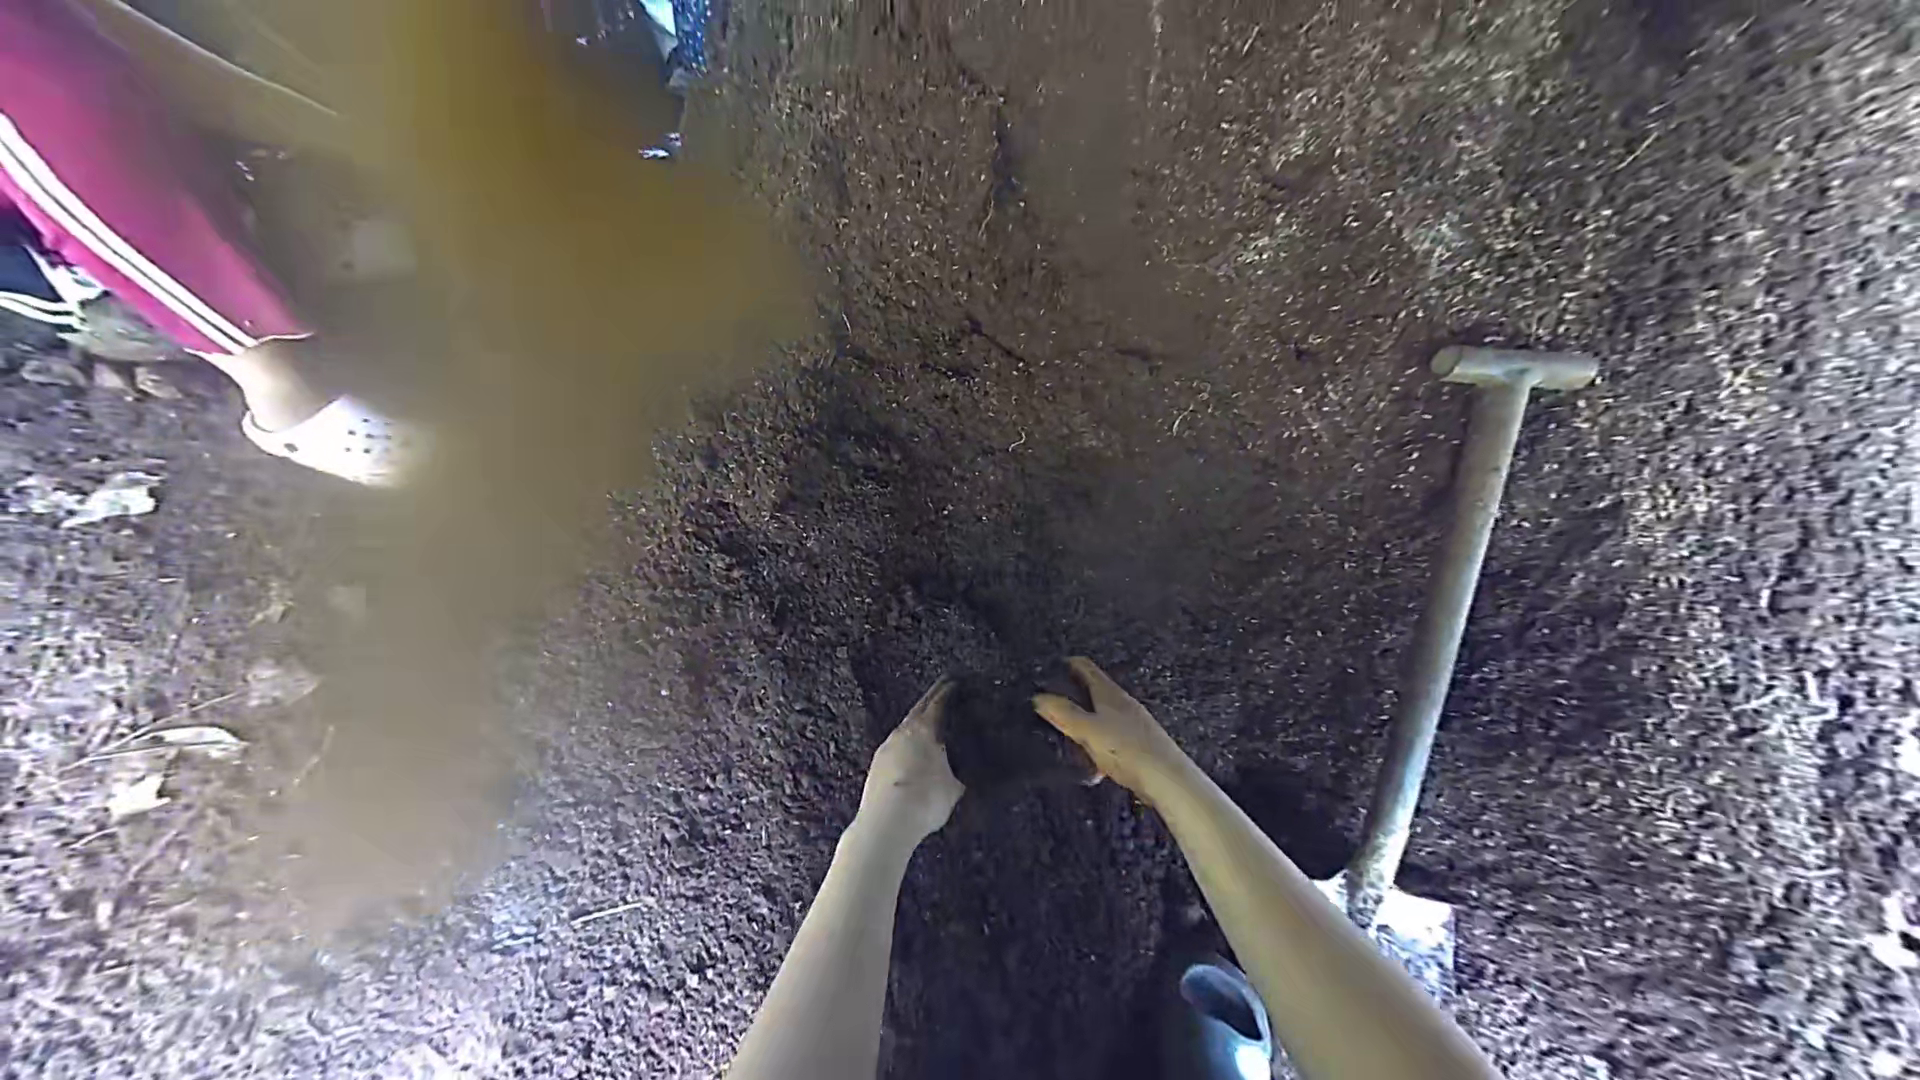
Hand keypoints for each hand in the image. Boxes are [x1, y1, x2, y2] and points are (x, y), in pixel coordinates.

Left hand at [859, 677, 964, 842]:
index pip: (938, 702)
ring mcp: (887, 746)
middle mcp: (903, 731)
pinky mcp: (877, 763)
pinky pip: (896, 743)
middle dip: (931, 698)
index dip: (948, 691)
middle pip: (919, 708)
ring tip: (929, 721)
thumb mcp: (955, 786)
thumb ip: (960, 770)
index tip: (955, 682)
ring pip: (905, 726)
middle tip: (943, 690)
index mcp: (925, 729)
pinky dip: (907, 740)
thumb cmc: (925, 800)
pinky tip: (911, 749)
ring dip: (917, 720)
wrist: (886, 823)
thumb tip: (966, 766)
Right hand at [1032, 657, 1187, 798]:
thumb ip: (1063, 713)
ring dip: (1086, 719)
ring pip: (1104, 715)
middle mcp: (1123, 703)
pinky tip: (1093, 764)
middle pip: (1096, 690)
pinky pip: (1112, 738)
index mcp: (1109, 693)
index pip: (1086, 668)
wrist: (1167, 780)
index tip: (1051, 667)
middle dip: (1075, 692)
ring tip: (1067, 731)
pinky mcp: (1140, 745)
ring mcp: (1134, 724)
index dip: (1069, 664)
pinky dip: (1099, 744)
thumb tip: (1040, 696)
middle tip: (1052, 699)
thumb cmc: (1126, 749)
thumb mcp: (1087, 730)